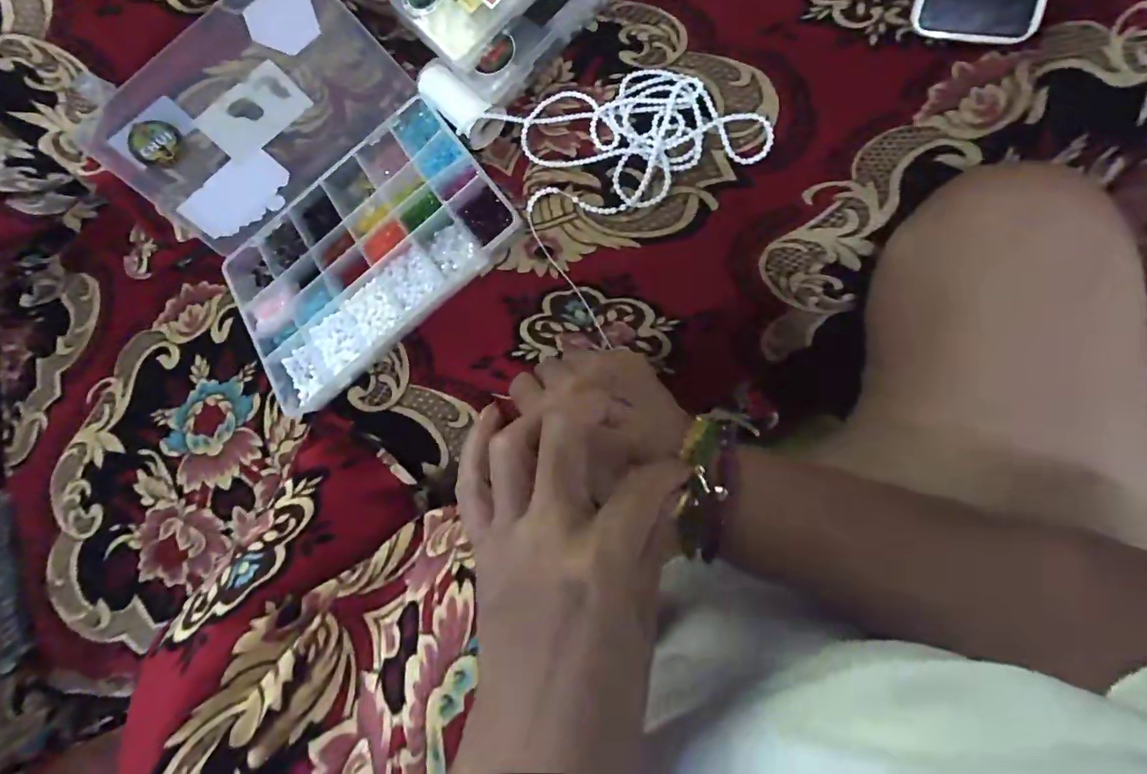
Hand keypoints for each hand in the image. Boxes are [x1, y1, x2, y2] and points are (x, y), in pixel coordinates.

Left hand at [454, 398, 687, 773]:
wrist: (536, 749)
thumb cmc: (605, 702)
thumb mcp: (643, 625)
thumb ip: (649, 550)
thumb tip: (661, 496)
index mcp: (601, 564)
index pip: (640, 487)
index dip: (666, 470)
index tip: (677, 469)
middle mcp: (547, 535)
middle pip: (562, 439)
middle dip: (590, 408)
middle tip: (612, 407)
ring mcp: (505, 538)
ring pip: (508, 449)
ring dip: (532, 417)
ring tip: (555, 406)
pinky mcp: (479, 549)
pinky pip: (469, 485)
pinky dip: (476, 443)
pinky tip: (492, 413)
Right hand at [512, 349, 690, 472]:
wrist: (682, 456)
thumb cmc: (625, 476)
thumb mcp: (575, 469)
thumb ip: (544, 446)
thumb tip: (526, 432)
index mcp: (553, 408)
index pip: (519, 387)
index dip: (528, 403)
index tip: (539, 417)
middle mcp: (571, 379)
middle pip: (542, 367)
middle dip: (548, 384)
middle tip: (564, 406)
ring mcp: (601, 363)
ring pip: (567, 354)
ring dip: (571, 372)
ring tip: (587, 394)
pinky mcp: (626, 358)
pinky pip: (596, 351)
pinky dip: (597, 366)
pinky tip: (611, 388)